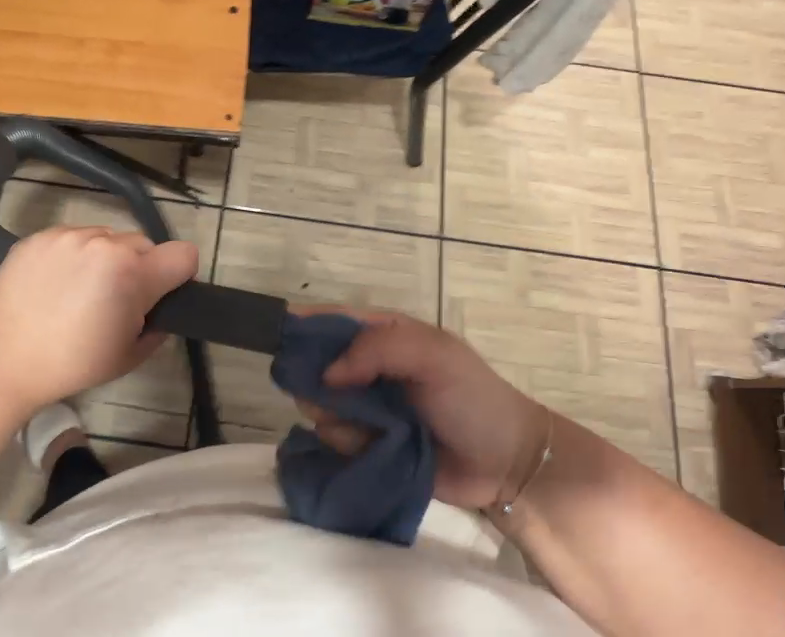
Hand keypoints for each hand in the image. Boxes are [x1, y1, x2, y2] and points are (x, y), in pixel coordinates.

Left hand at [0, 226, 197, 412]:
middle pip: (144, 245)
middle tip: (114, 300)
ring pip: (108, 239)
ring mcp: (70, 235)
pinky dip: (73, 256)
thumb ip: (156, 327)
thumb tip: (157, 309)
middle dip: (139, 268)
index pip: (184, 254)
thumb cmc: (72, 364)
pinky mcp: (40, 236)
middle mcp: (105, 244)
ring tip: (79, 291)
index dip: (179, 274)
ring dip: (105, 259)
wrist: (2, 359)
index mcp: (133, 274)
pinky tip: (54, 284)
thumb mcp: (129, 355)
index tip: (161, 294)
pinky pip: (73, 238)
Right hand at [303, 310, 544, 509]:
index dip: (304, 326)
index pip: (333, 320)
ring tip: (373, 429)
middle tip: (337, 396)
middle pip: (316, 366)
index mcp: (385, 335)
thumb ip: (376, 350)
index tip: (279, 337)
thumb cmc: (472, 398)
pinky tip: (375, 449)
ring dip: (338, 419)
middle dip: (318, 382)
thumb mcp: (432, 356)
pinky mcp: (368, 446)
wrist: (505, 464)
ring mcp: (368, 409)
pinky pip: (335, 441)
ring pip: (320, 407)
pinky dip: (348, 445)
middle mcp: (369, 369)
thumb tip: (326, 373)